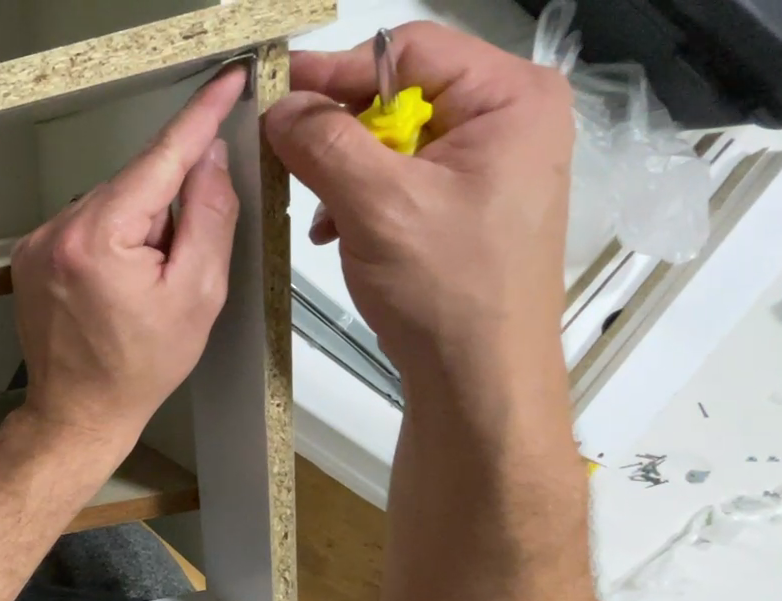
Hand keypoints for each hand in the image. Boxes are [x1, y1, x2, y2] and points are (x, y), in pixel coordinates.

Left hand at [9, 66, 245, 454]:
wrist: (77, 411)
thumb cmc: (138, 367)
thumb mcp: (197, 292)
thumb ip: (208, 214)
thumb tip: (208, 156)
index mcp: (95, 240)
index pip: (158, 158)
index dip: (199, 118)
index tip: (228, 81)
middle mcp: (54, 233)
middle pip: (132, 183)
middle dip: (167, 205)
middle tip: (177, 261)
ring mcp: (34, 245)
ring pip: (109, 203)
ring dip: (139, 225)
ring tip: (142, 285)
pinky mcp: (28, 258)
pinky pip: (85, 224)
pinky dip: (112, 238)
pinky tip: (118, 283)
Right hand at [263, 23, 573, 407]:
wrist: (478, 368)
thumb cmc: (445, 284)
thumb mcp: (378, 206)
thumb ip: (326, 145)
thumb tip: (279, 107)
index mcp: (508, 97)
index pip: (409, 51)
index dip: (336, 72)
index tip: (273, 92)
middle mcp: (505, 117)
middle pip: (399, 94)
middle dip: (337, 132)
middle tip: (288, 161)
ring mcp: (486, 162)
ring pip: (391, 140)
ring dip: (342, 171)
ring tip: (322, 215)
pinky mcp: (463, 201)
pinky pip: (397, 177)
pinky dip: (357, 198)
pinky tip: (338, 229)